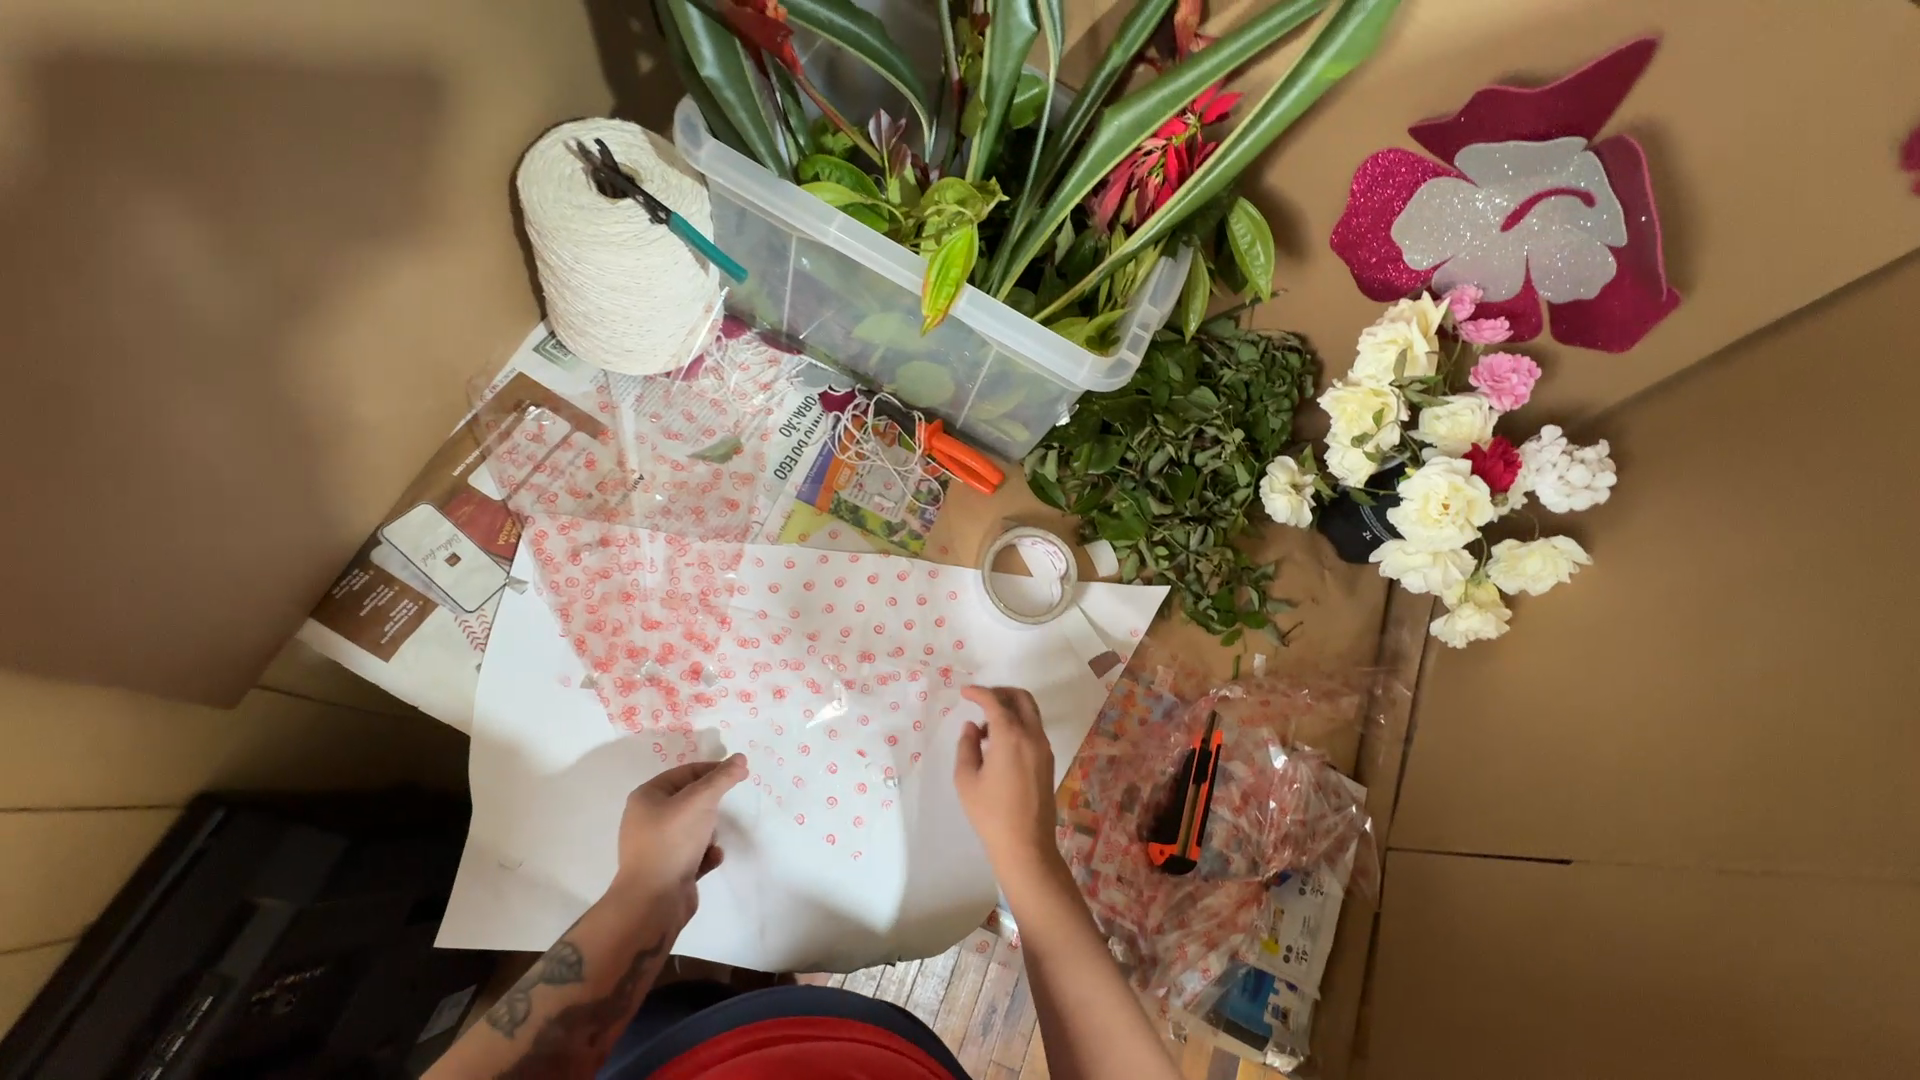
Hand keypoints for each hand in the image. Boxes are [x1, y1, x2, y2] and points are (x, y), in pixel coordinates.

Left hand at [609, 753, 746, 924]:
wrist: (653, 901)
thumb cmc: (672, 842)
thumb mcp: (700, 801)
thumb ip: (722, 778)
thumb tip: (740, 758)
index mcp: (647, 798)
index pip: (685, 772)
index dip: (713, 770)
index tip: (739, 774)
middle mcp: (647, 819)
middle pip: (689, 800)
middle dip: (711, 804)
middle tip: (727, 806)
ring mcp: (657, 846)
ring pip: (693, 827)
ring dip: (710, 831)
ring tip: (713, 838)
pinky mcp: (668, 870)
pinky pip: (694, 853)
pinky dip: (706, 853)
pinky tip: (713, 857)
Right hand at [955, 686, 1062, 884]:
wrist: (1025, 844)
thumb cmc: (990, 813)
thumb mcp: (966, 779)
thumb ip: (966, 746)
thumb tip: (972, 727)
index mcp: (1010, 736)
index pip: (995, 701)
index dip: (978, 692)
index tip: (964, 693)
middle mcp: (1032, 736)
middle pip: (1021, 698)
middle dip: (1000, 693)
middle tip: (979, 701)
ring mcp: (1044, 748)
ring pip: (1031, 713)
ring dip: (1009, 710)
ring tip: (985, 730)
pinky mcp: (1048, 761)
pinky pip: (1034, 730)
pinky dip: (1018, 725)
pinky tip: (999, 744)